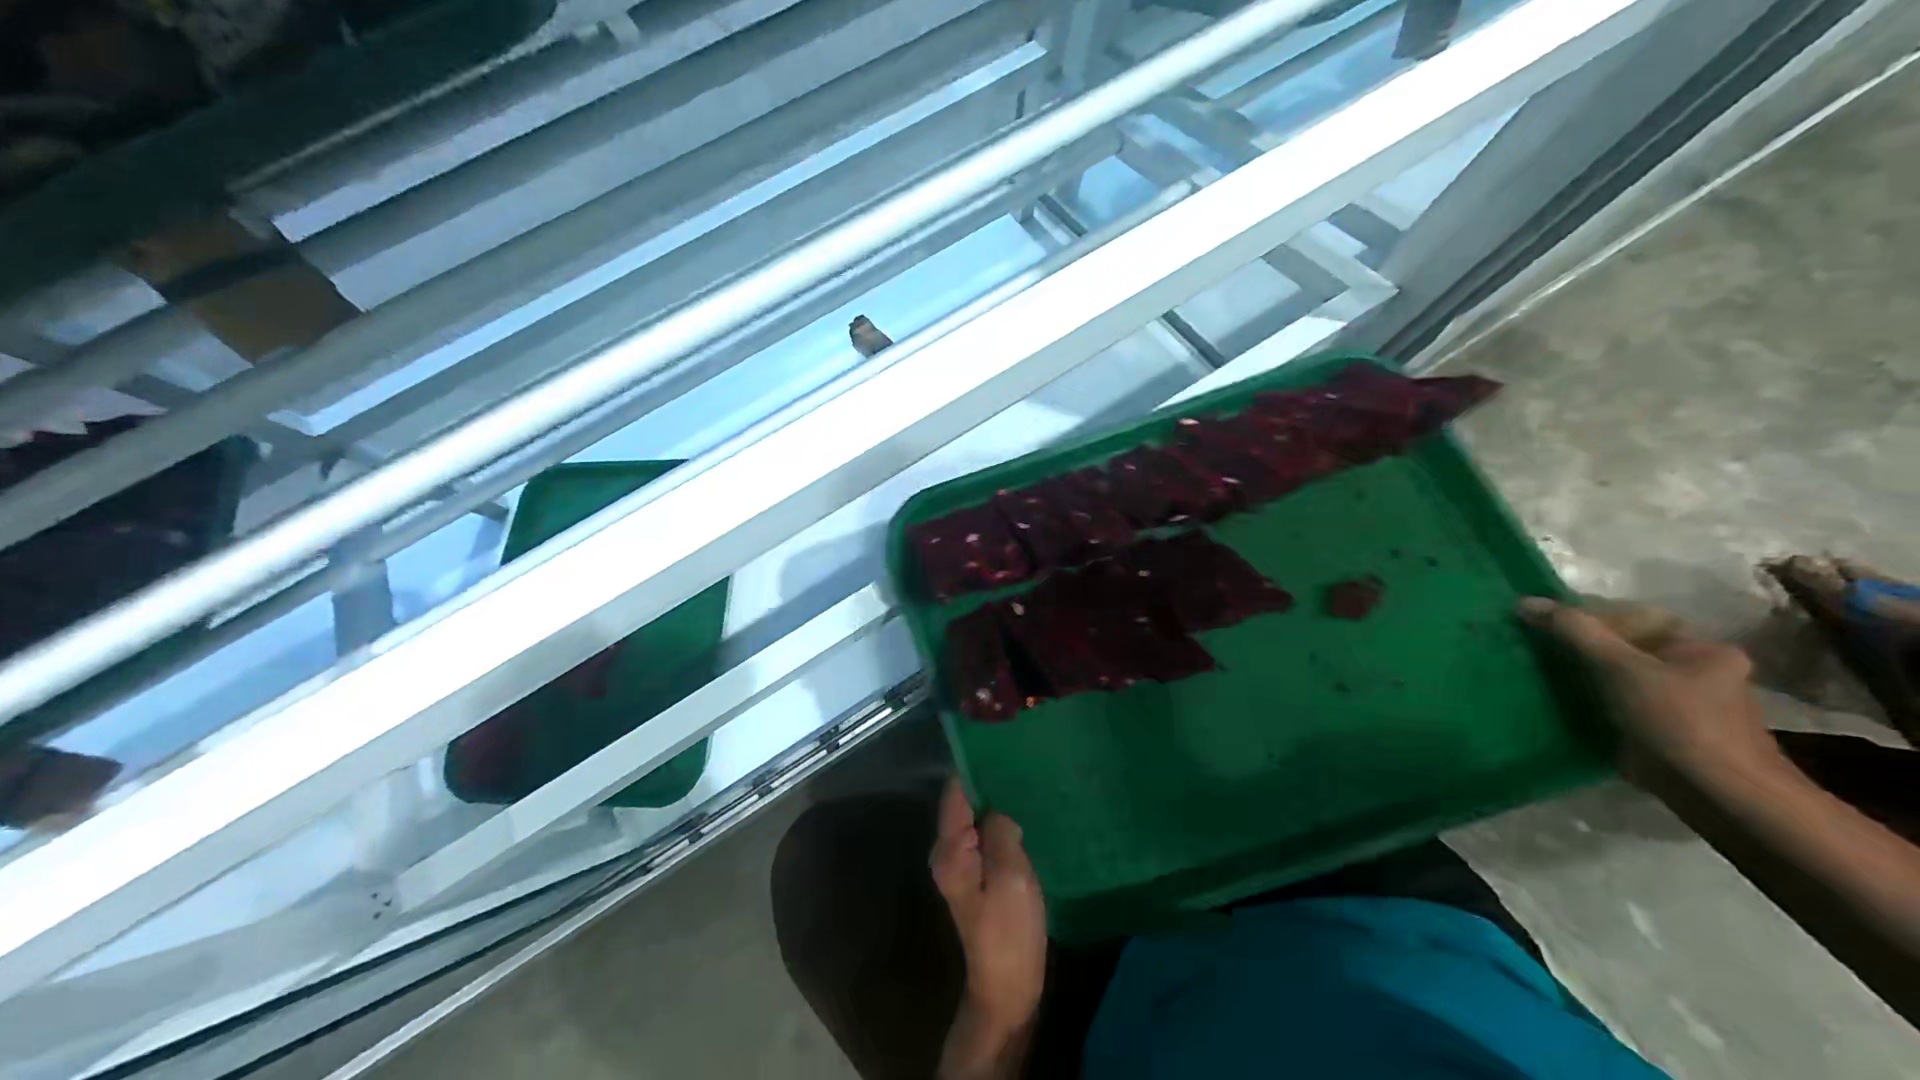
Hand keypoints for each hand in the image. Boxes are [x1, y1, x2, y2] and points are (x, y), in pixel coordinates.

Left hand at [931, 777, 1046, 1034]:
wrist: (1007, 990)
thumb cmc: (1009, 933)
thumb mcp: (1011, 876)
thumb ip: (1001, 831)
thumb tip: (998, 802)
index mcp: (950, 849)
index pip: (955, 792)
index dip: (975, 766)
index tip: (1000, 743)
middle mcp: (948, 851)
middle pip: (964, 802)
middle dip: (989, 781)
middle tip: (1021, 757)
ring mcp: (961, 864)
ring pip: (977, 818)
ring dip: (998, 801)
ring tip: (1027, 778)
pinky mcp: (977, 875)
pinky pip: (986, 836)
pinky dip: (1002, 823)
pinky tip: (1026, 814)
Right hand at [1518, 596, 1782, 783]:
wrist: (1717, 794)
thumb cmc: (1679, 720)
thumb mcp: (1621, 667)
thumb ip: (1575, 631)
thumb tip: (1524, 601)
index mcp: (1700, 648)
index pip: (1632, 619)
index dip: (1583, 616)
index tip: (1538, 621)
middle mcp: (1695, 672)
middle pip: (1623, 648)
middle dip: (1578, 647)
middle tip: (1530, 644)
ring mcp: (1678, 704)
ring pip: (1616, 677)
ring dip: (1579, 675)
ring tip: (1534, 670)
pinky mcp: (1659, 731)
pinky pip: (1615, 704)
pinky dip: (1588, 701)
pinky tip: (1556, 700)